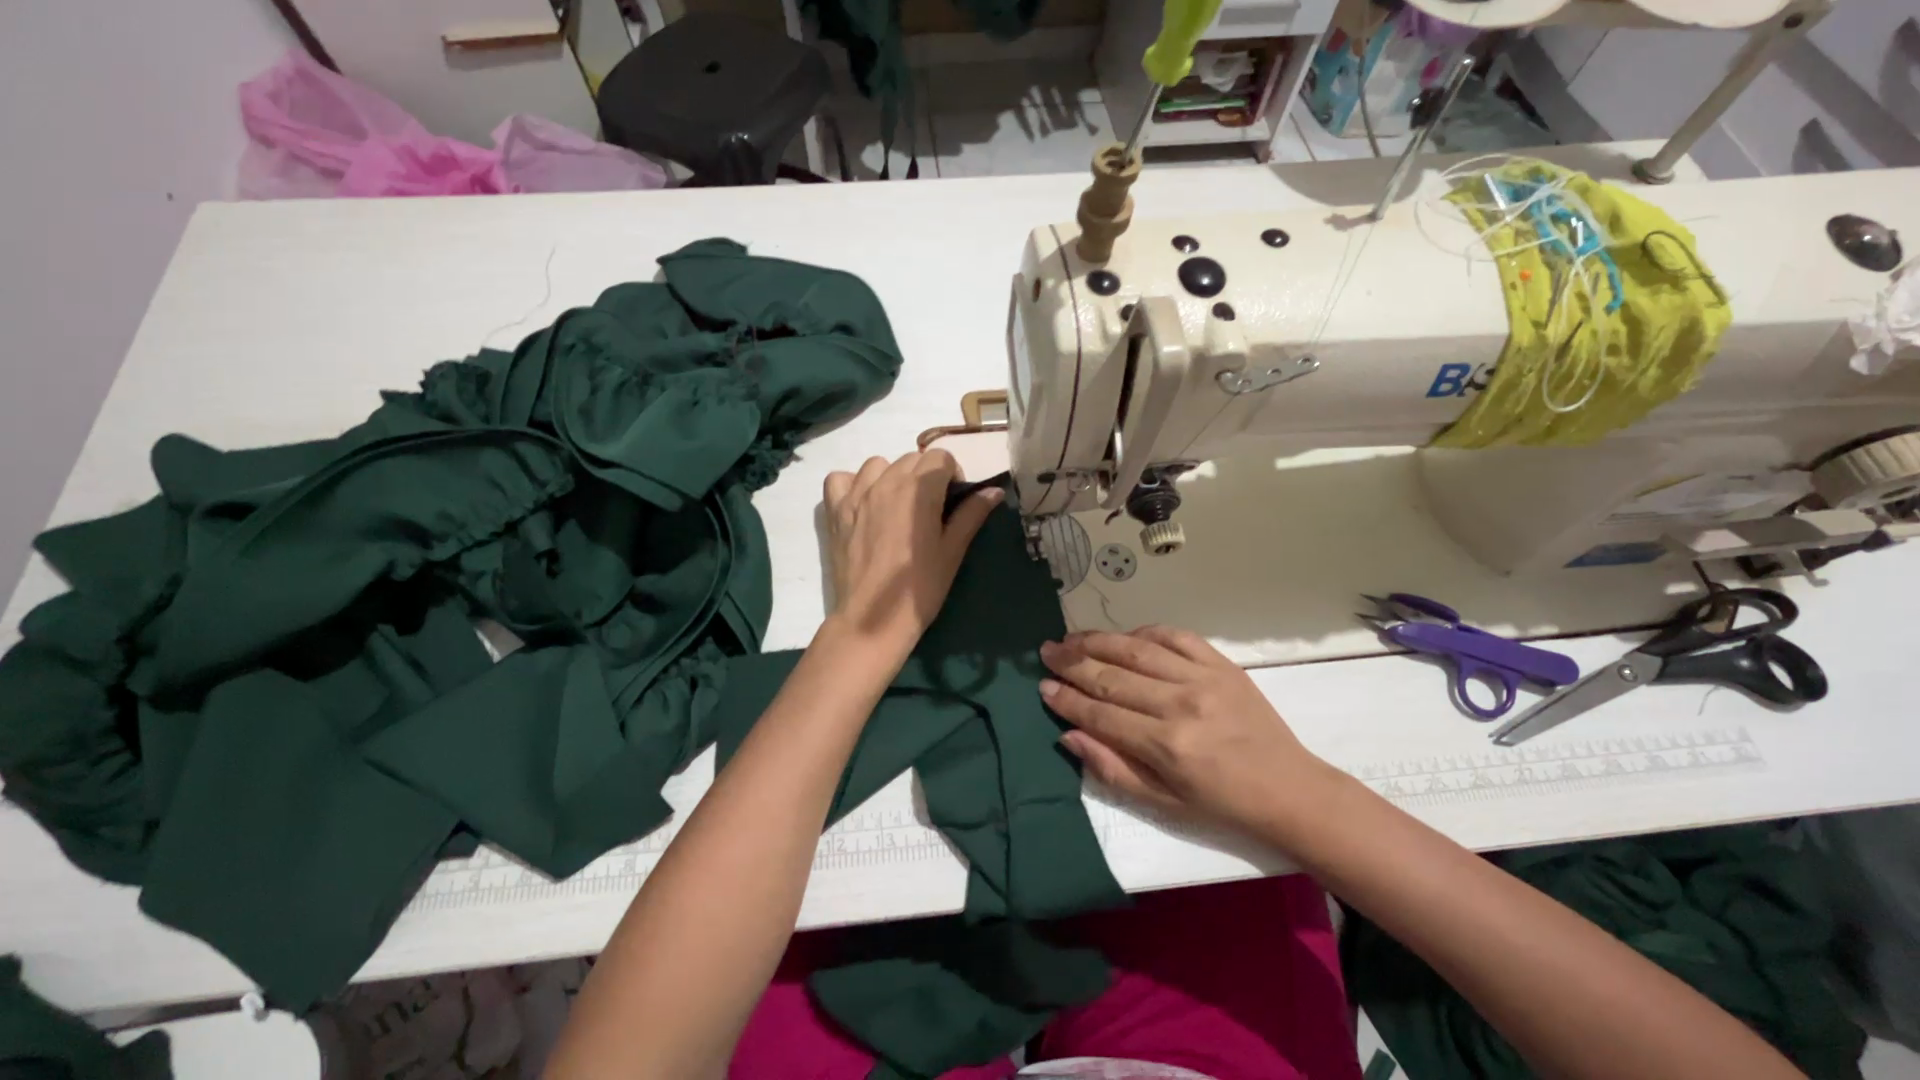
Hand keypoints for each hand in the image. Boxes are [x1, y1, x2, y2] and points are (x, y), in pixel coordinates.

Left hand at [822, 451, 1001, 652]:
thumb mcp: (952, 551)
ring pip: (878, 465)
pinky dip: (853, 485)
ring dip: (891, 477)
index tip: (953, 501)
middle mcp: (886, 481)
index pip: (941, 457)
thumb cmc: (920, 587)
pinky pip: (841, 479)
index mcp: (919, 488)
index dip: (952, 475)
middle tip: (930, 509)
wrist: (873, 620)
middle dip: (925, 476)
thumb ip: (972, 514)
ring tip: (897, 506)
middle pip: (911, 459)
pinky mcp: (835, 510)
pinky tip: (863, 505)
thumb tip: (994, 490)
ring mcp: (856, 494)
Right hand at [1039, 627, 1336, 836]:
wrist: (1286, 788)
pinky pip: (1175, 636)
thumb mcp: (1161, 802)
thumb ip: (1111, 768)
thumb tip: (1069, 734)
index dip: (1067, 700)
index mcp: (1165, 745)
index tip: (1042, 687)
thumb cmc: (1219, 803)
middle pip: (1112, 676)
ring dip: (1098, 641)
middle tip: (1045, 652)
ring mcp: (1203, 679)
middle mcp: (1181, 705)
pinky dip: (1144, 632)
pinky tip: (1123, 636)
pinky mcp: (1222, 664)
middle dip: (1072, 663)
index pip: (1101, 714)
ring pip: (1137, 650)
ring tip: (1071, 637)